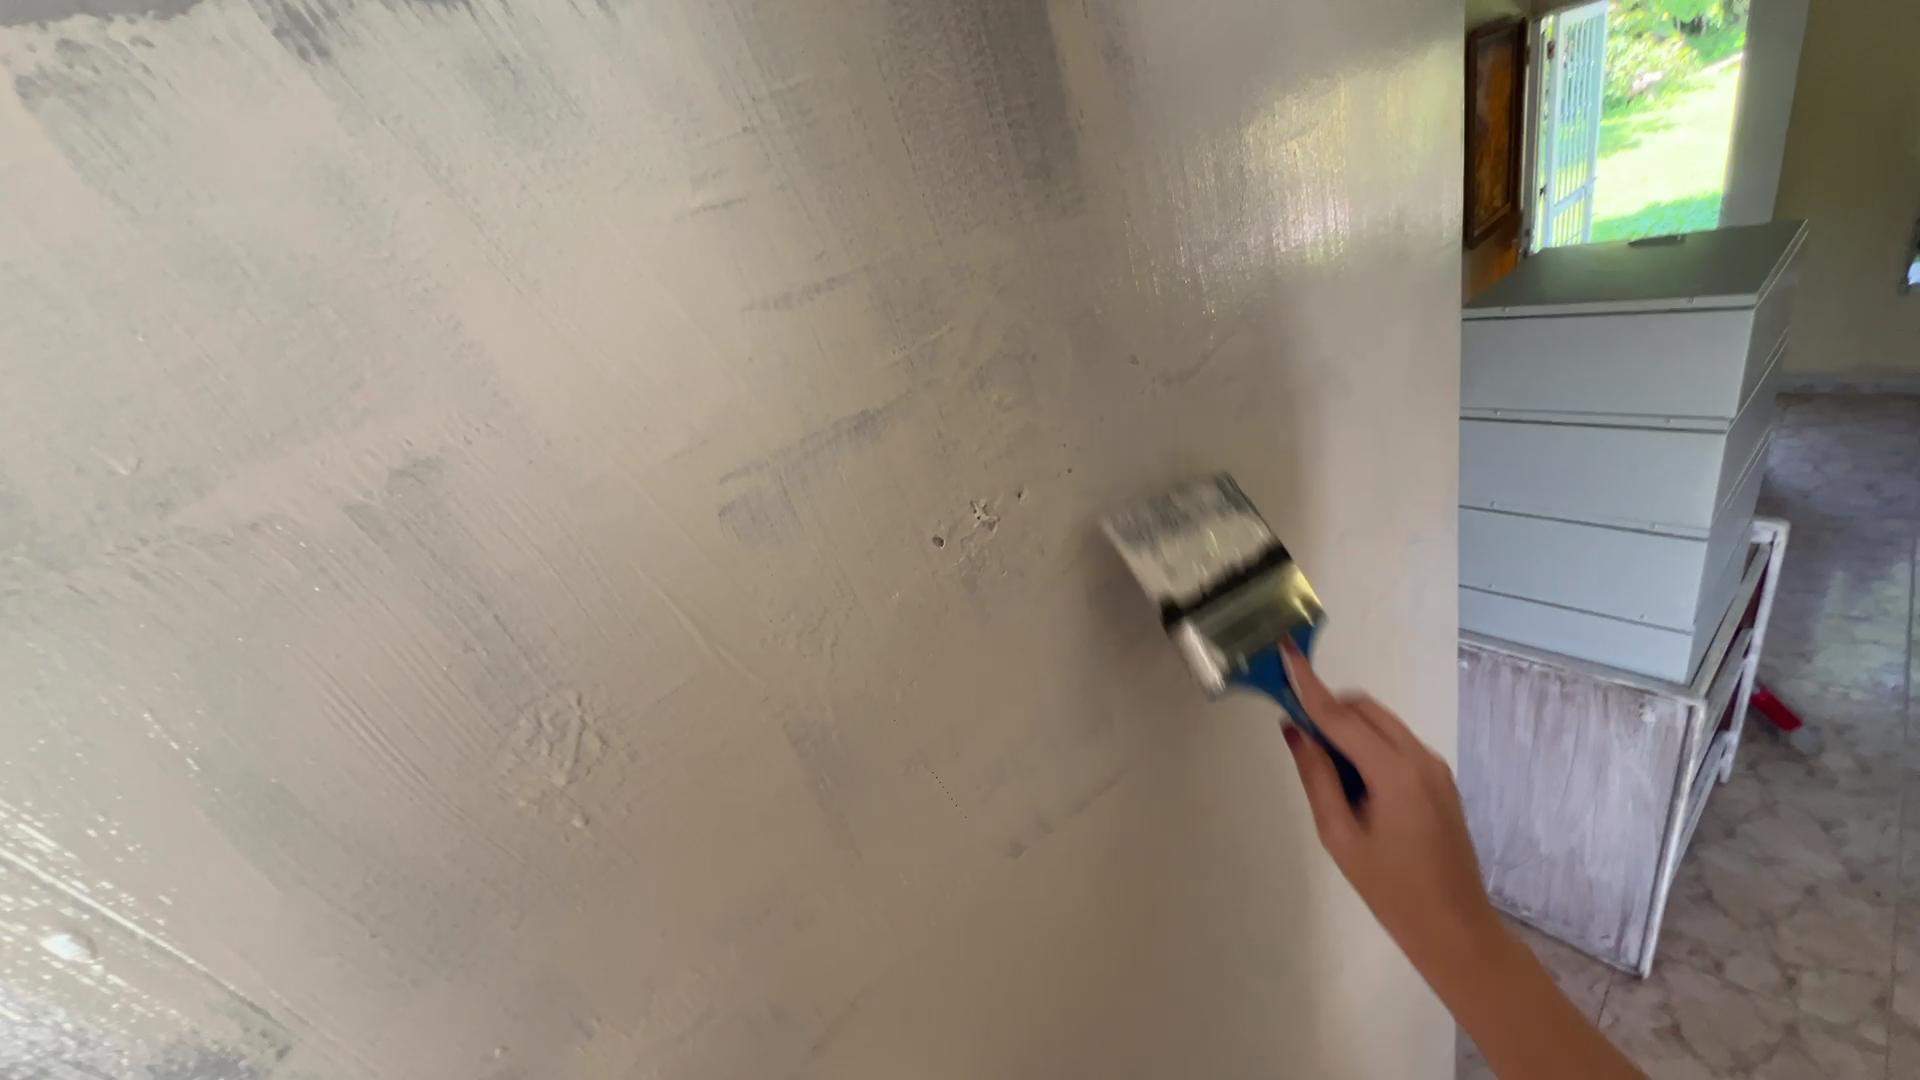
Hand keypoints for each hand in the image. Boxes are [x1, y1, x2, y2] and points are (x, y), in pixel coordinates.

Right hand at [1279, 643, 1500, 976]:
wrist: (1456, 929)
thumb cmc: (1390, 888)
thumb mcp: (1338, 834)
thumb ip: (1315, 774)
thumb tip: (1294, 728)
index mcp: (1394, 772)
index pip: (1339, 715)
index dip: (1307, 682)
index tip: (1285, 650)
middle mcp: (1419, 758)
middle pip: (1363, 709)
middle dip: (1326, 708)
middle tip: (1296, 733)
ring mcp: (1434, 767)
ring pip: (1379, 722)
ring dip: (1346, 726)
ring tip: (1324, 765)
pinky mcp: (1439, 779)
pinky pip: (1394, 742)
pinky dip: (1366, 743)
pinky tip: (1352, 779)